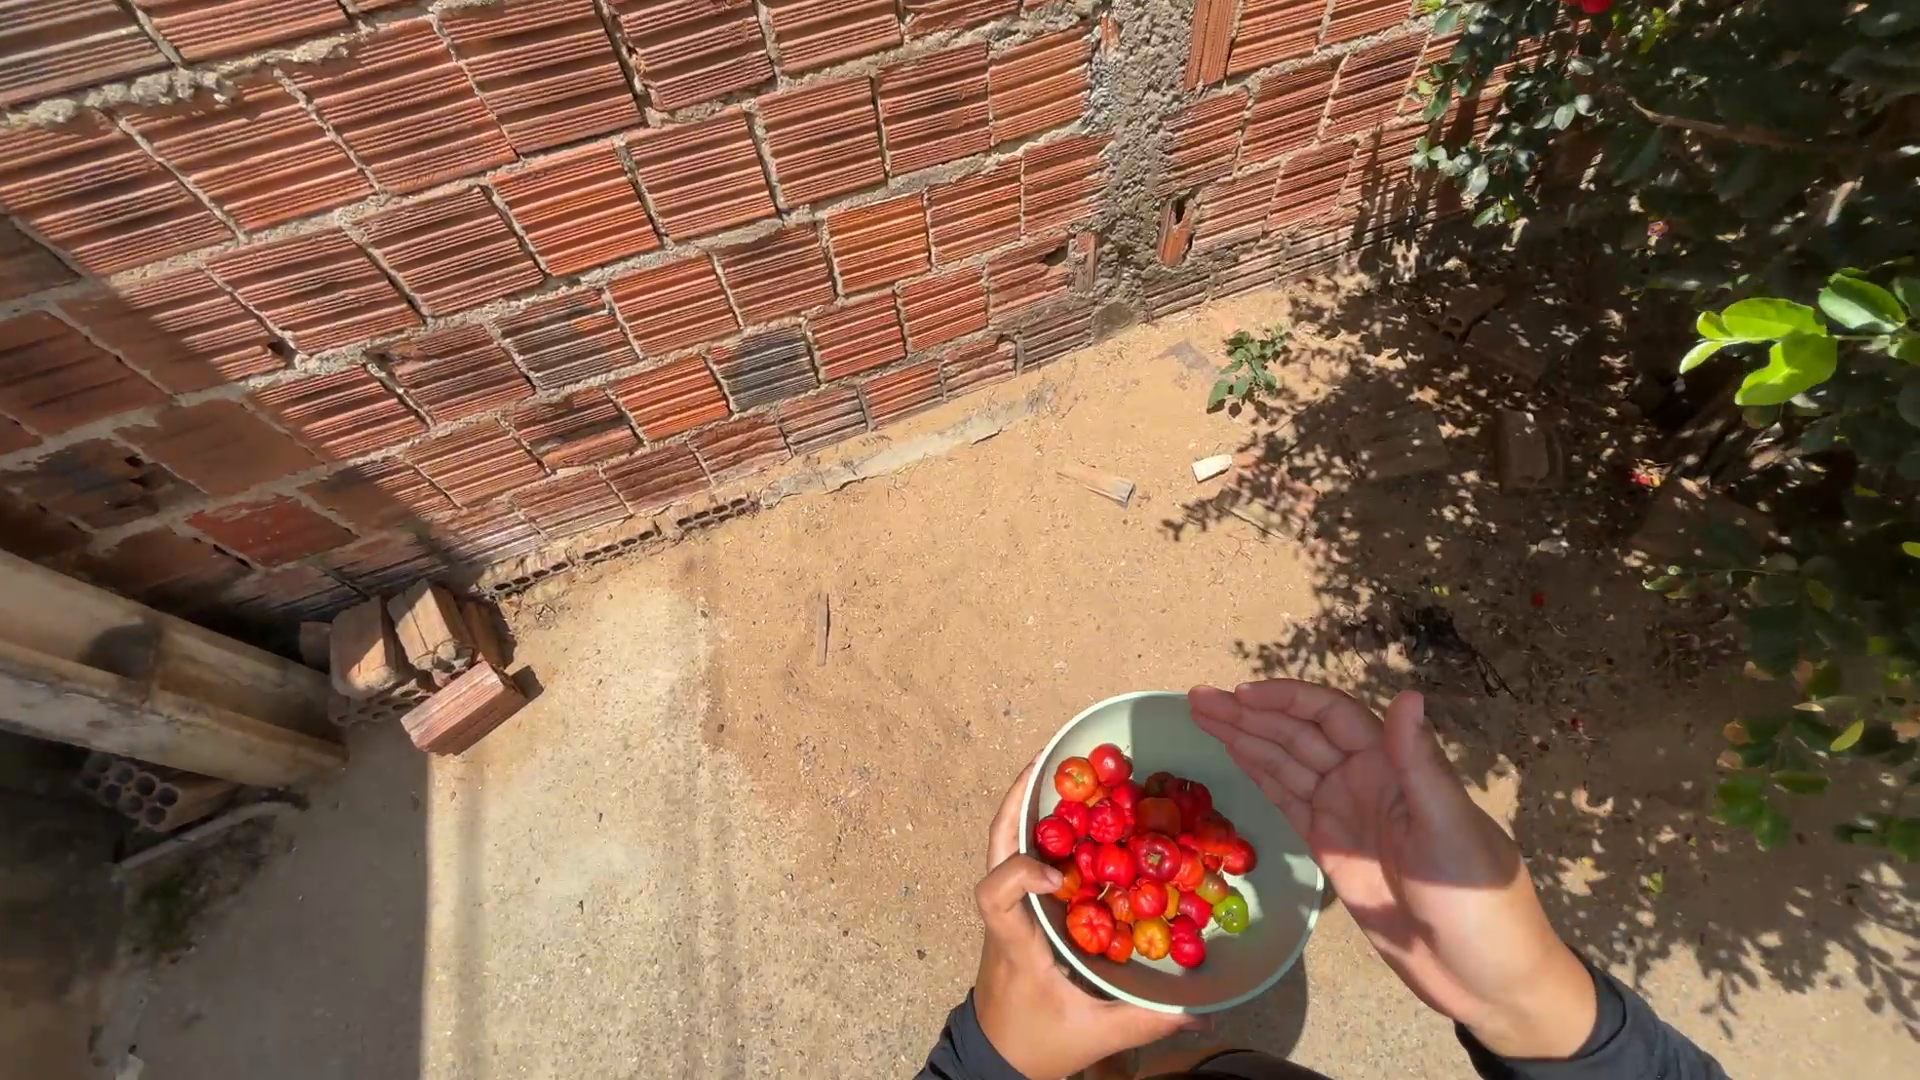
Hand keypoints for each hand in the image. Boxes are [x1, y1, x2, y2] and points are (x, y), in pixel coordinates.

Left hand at [972, 757, 1199, 1077]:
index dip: (1019, 874)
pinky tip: (1069, 808)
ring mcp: (1009, 904)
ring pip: (1004, 841)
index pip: (995, 896)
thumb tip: (1201, 1009)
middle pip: (995, 844)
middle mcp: (1006, 912)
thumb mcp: (1094, 1033)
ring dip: (1025, 803)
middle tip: (1045, 762)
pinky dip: (1038, 825)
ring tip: (1053, 767)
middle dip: (1017, 800)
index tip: (1056, 878)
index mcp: (1016, 939)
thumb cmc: (1039, 1040)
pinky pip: (1021, 853)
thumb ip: (1145, 1020)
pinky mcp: (1019, 903)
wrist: (998, 1052)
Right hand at [1188, 680, 1595, 1058]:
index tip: (1240, 696)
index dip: (1284, 700)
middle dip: (1247, 714)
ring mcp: (1341, 812)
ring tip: (1200, 714)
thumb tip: (1409, 695)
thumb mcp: (1452, 834)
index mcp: (1391, 767)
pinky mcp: (1328, 844)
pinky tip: (1231, 752)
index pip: (1329, 716)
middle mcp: (1361, 779)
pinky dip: (1256, 772)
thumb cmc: (1480, 904)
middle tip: (1198, 699)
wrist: (1485, 981)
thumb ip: (1421, 764)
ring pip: (1282, 762)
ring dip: (1242, 737)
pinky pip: (1284, 797)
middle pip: (1294, 734)